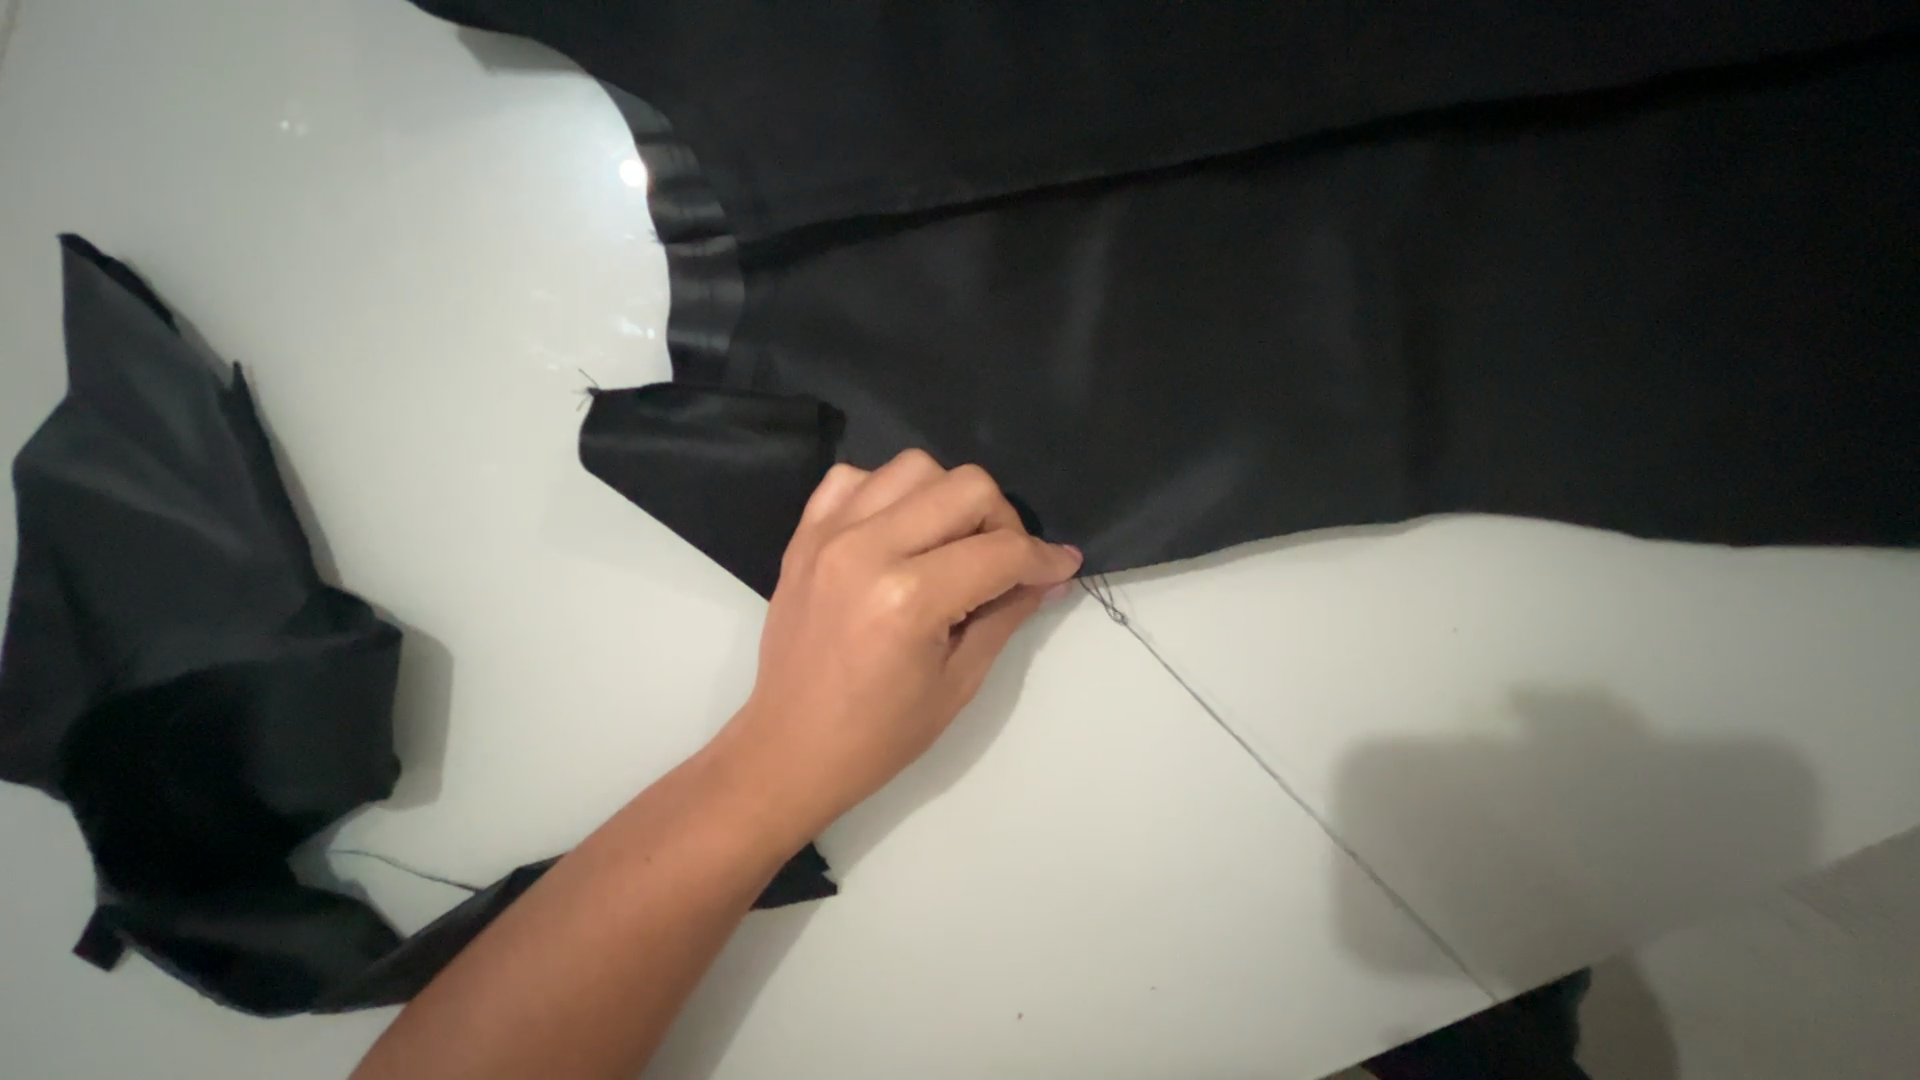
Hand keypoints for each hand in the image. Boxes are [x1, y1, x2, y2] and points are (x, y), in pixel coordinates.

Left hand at [718, 450, 1081, 839]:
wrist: (790, 746)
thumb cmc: (879, 734)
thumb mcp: (959, 682)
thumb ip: (1007, 615)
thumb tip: (1051, 576)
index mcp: (908, 599)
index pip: (1001, 551)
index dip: (1044, 558)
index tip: (1062, 566)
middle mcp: (866, 549)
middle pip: (966, 487)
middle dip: (1002, 521)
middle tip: (1003, 563)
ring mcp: (828, 535)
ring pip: (915, 467)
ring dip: (947, 499)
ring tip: (949, 545)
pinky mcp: (804, 533)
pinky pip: (855, 477)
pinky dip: (888, 493)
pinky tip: (896, 532)